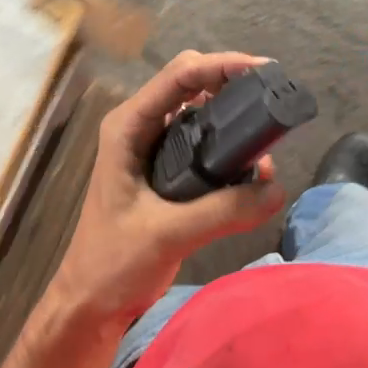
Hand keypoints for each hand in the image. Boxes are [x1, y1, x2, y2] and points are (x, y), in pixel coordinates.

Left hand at [50, 51, 288, 326]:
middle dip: (232, 83)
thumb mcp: (168, 234)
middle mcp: (140, 127)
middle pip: (191, 84)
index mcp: (128, 127)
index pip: (178, 77)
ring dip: (234, 115)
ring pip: (200, 111)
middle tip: (272, 97)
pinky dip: (230, 145)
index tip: (262, 70)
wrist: (91, 301)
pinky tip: (256, 165)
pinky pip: (204, 142)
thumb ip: (222, 211)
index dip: (220, 65)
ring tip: (270, 133)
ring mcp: (153, 147)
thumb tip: (277, 188)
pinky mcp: (167, 170)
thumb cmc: (113, 262)